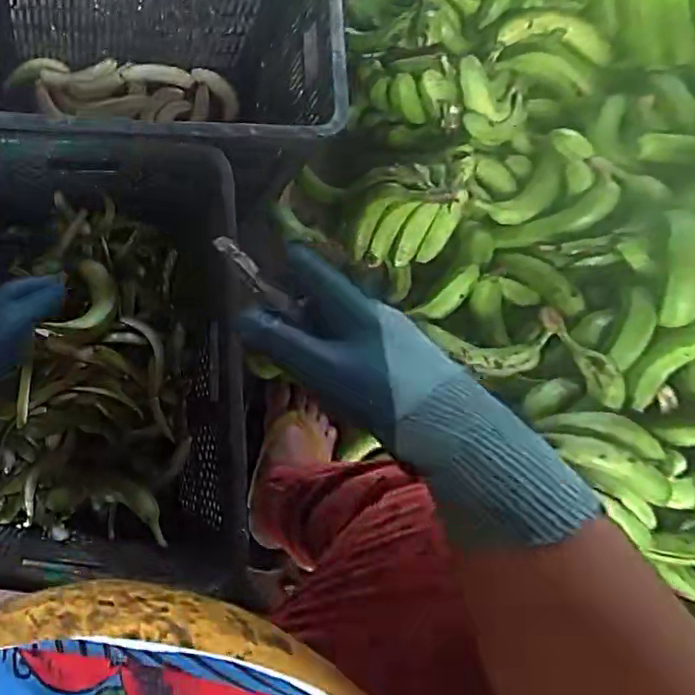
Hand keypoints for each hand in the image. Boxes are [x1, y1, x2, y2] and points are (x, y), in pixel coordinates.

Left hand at [0, 276, 63, 444]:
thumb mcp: (24, 313)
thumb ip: (42, 300)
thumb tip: (62, 288)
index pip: (26, 284)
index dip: (44, 283)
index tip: (62, 283)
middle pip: (18, 298)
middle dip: (36, 298)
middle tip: (56, 301)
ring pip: (11, 315)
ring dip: (28, 315)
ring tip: (44, 319)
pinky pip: (8, 333)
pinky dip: (21, 332)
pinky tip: (26, 340)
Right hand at [236, 245, 600, 548]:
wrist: (453, 429)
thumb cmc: (380, 392)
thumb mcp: (321, 368)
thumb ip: (280, 342)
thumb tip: (241, 317)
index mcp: (351, 303)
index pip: (309, 265)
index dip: (281, 265)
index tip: (259, 278)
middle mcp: (371, 309)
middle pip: (320, 295)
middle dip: (291, 310)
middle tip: (269, 339)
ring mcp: (390, 331)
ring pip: (337, 321)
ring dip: (311, 334)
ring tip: (298, 366)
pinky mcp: (401, 355)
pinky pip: (355, 341)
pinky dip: (333, 351)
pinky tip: (333, 380)